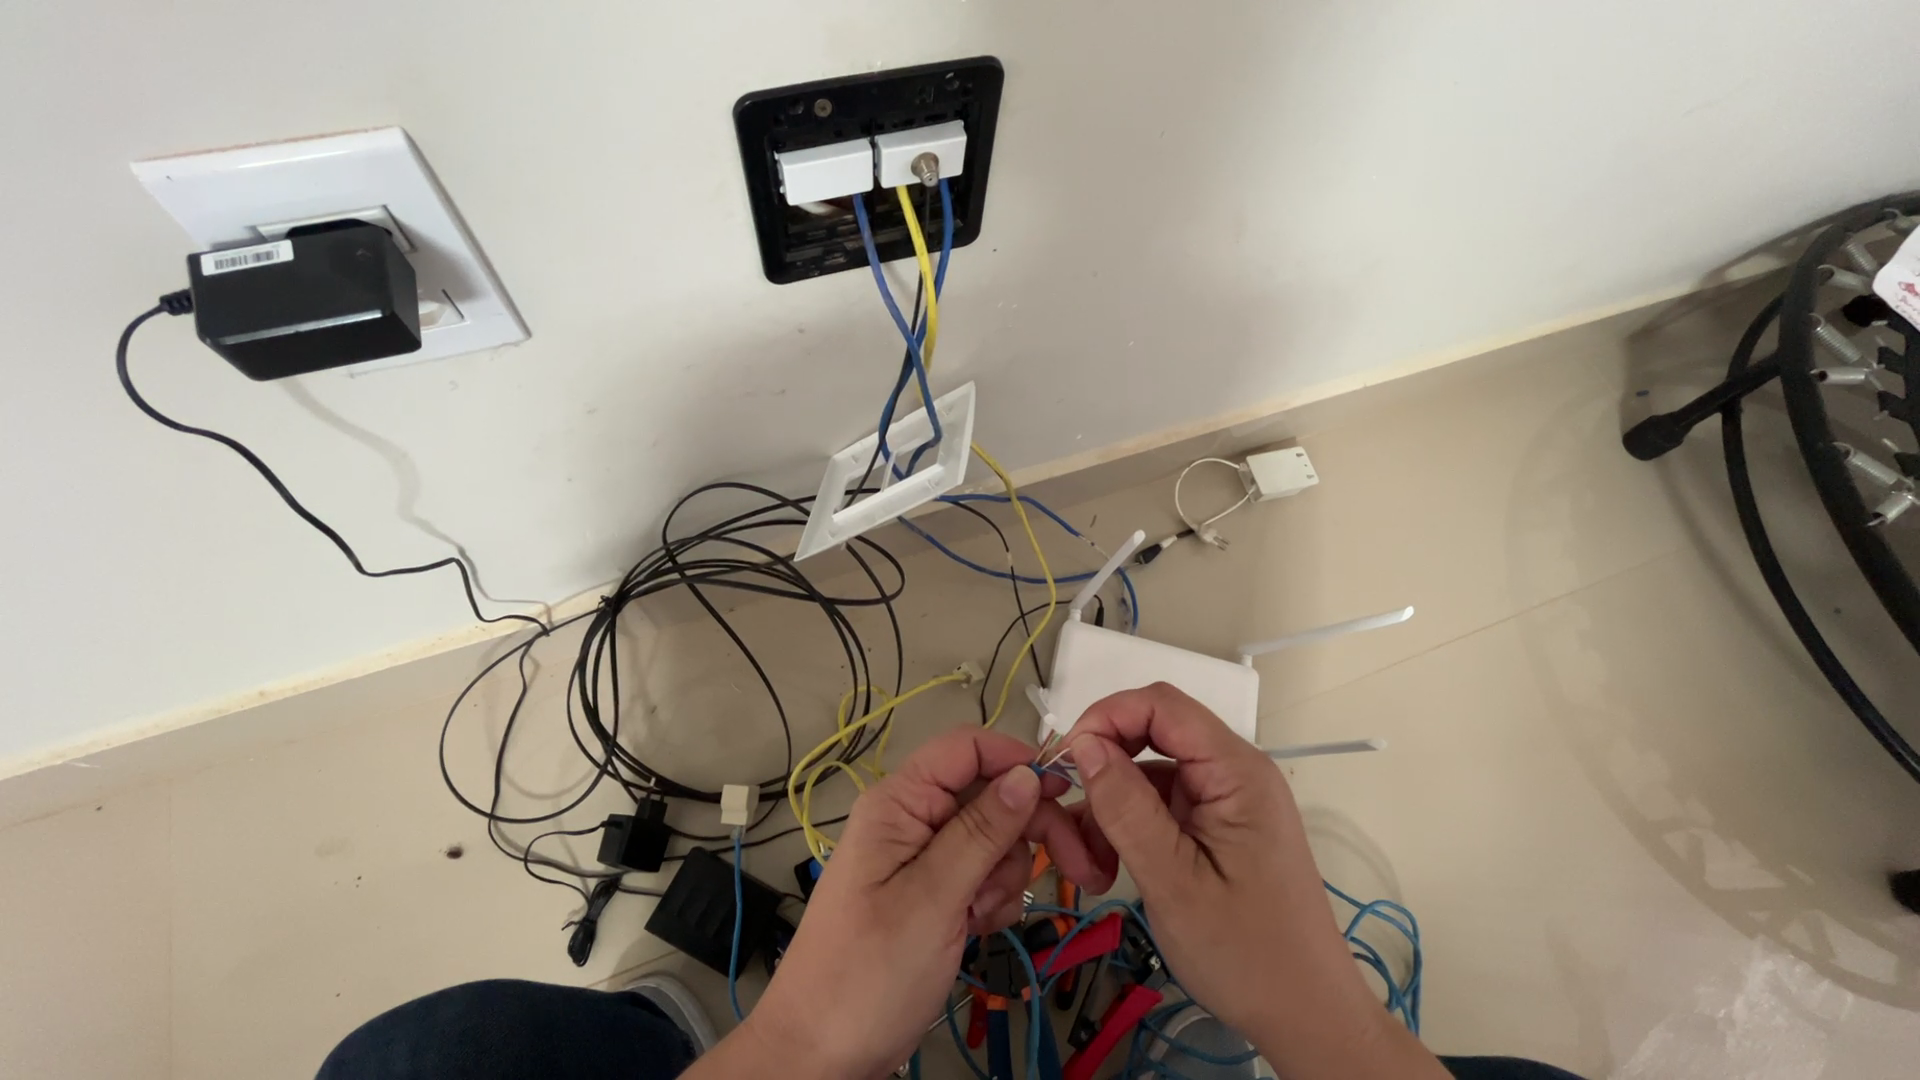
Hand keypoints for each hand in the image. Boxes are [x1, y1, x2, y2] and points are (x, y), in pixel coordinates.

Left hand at [687, 728, 1111, 1079]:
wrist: (823, 1054)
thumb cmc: (870, 973)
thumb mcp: (932, 898)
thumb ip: (982, 832)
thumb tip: (1028, 774)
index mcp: (900, 802)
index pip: (966, 748)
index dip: (1016, 758)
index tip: (1065, 791)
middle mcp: (913, 819)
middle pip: (990, 793)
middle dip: (1029, 828)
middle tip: (1076, 867)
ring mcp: (924, 858)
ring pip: (994, 837)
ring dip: (1005, 874)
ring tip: (980, 914)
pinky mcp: (935, 892)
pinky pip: (984, 874)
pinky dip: (993, 898)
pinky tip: (976, 928)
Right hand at [1066, 683, 1446, 1079]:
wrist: (1306, 1018)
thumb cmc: (1246, 953)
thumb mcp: (1174, 882)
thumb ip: (1126, 808)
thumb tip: (1082, 744)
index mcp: (1236, 771)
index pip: (1161, 704)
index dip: (1106, 716)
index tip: (1064, 759)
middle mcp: (1233, 771)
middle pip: (1153, 732)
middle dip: (1103, 761)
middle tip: (1064, 804)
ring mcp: (1224, 798)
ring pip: (1148, 770)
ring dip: (1110, 803)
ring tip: (1085, 860)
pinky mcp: (1215, 824)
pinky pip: (1159, 803)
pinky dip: (1127, 825)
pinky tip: (1105, 864)